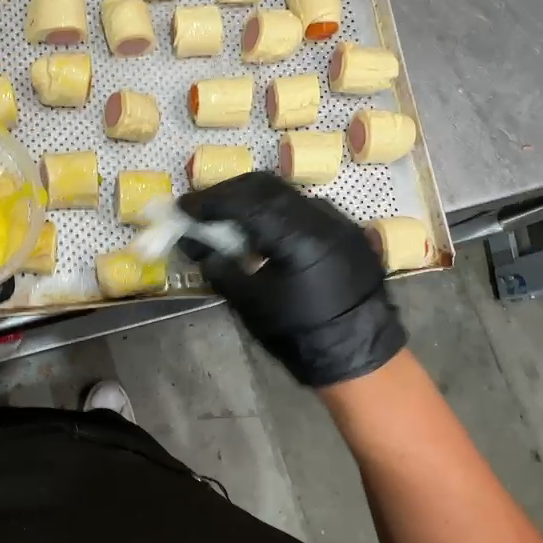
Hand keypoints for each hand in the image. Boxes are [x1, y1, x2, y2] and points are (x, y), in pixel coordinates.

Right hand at [177, 172, 404, 386]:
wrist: (360, 356)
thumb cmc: (300, 334)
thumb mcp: (251, 303)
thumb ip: (219, 267)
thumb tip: (193, 243)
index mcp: (298, 236)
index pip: (244, 202)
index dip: (208, 201)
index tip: (182, 207)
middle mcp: (322, 217)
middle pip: (265, 187)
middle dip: (228, 193)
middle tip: (201, 208)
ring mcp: (339, 221)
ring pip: (286, 194)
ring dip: (252, 200)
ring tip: (227, 219)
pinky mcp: (347, 232)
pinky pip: (304, 209)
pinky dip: (275, 212)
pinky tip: (262, 233)